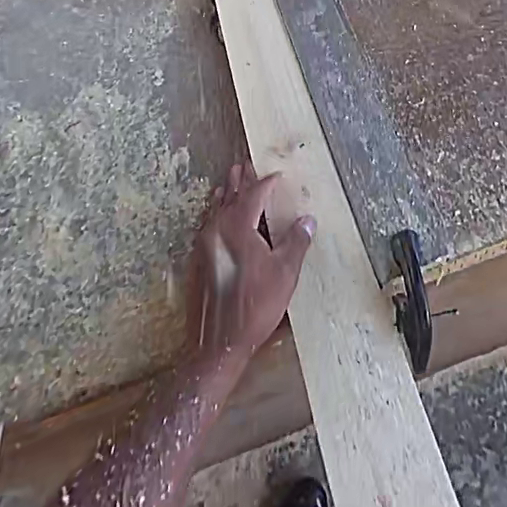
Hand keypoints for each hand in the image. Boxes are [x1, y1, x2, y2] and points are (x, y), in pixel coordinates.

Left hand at [185, 164, 313, 370]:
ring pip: (216, 210)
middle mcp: (218, 229)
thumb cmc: (254, 306)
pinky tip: (217, 218)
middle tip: (244, 165)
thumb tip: (307, 219)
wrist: (217, 342)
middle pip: (230, 196)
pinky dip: (216, 214)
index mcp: (238, 226)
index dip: (267, 183)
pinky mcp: (198, 259)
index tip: (277, 176)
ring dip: (226, 195)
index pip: (254, 194)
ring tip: (229, 183)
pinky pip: (208, 225)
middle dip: (240, 181)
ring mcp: (204, 244)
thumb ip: (296, 242)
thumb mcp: (284, 273)